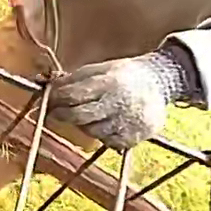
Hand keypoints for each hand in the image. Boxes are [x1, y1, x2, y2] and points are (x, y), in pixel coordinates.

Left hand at [47, 45, 196, 149]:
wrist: (162, 83)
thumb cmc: (126, 75)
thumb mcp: (103, 68)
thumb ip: (76, 78)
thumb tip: (50, 87)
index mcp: (109, 82)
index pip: (73, 94)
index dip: (56, 98)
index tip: (47, 99)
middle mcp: (118, 103)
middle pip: (78, 116)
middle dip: (61, 114)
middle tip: (53, 113)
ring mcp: (126, 123)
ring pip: (90, 131)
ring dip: (83, 124)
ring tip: (89, 113)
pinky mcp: (132, 138)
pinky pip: (106, 141)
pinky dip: (101, 134)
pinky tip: (106, 123)